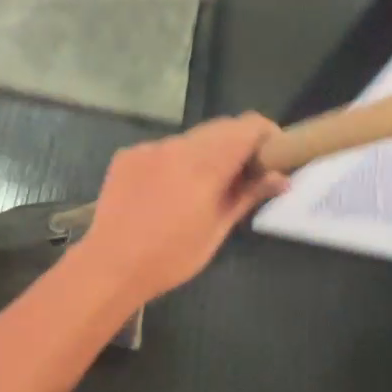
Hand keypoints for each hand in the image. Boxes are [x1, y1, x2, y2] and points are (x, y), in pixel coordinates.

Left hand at [78, 114, 289, 302]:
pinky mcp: (127, 155)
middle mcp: (175, 146)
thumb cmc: (171, 257)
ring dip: (204, 154)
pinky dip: (173, 162)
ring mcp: (148, 148)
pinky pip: (161, 149)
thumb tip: (281, 178)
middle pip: (218, 129)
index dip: (265, 134)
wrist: (111, 264)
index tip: (273, 154)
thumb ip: (247, 195)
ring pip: (188, 139)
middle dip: (237, 144)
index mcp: (203, 165)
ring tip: (202, 188)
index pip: (246, 127)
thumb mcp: (217, 230)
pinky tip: (166, 192)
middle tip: (244, 174)